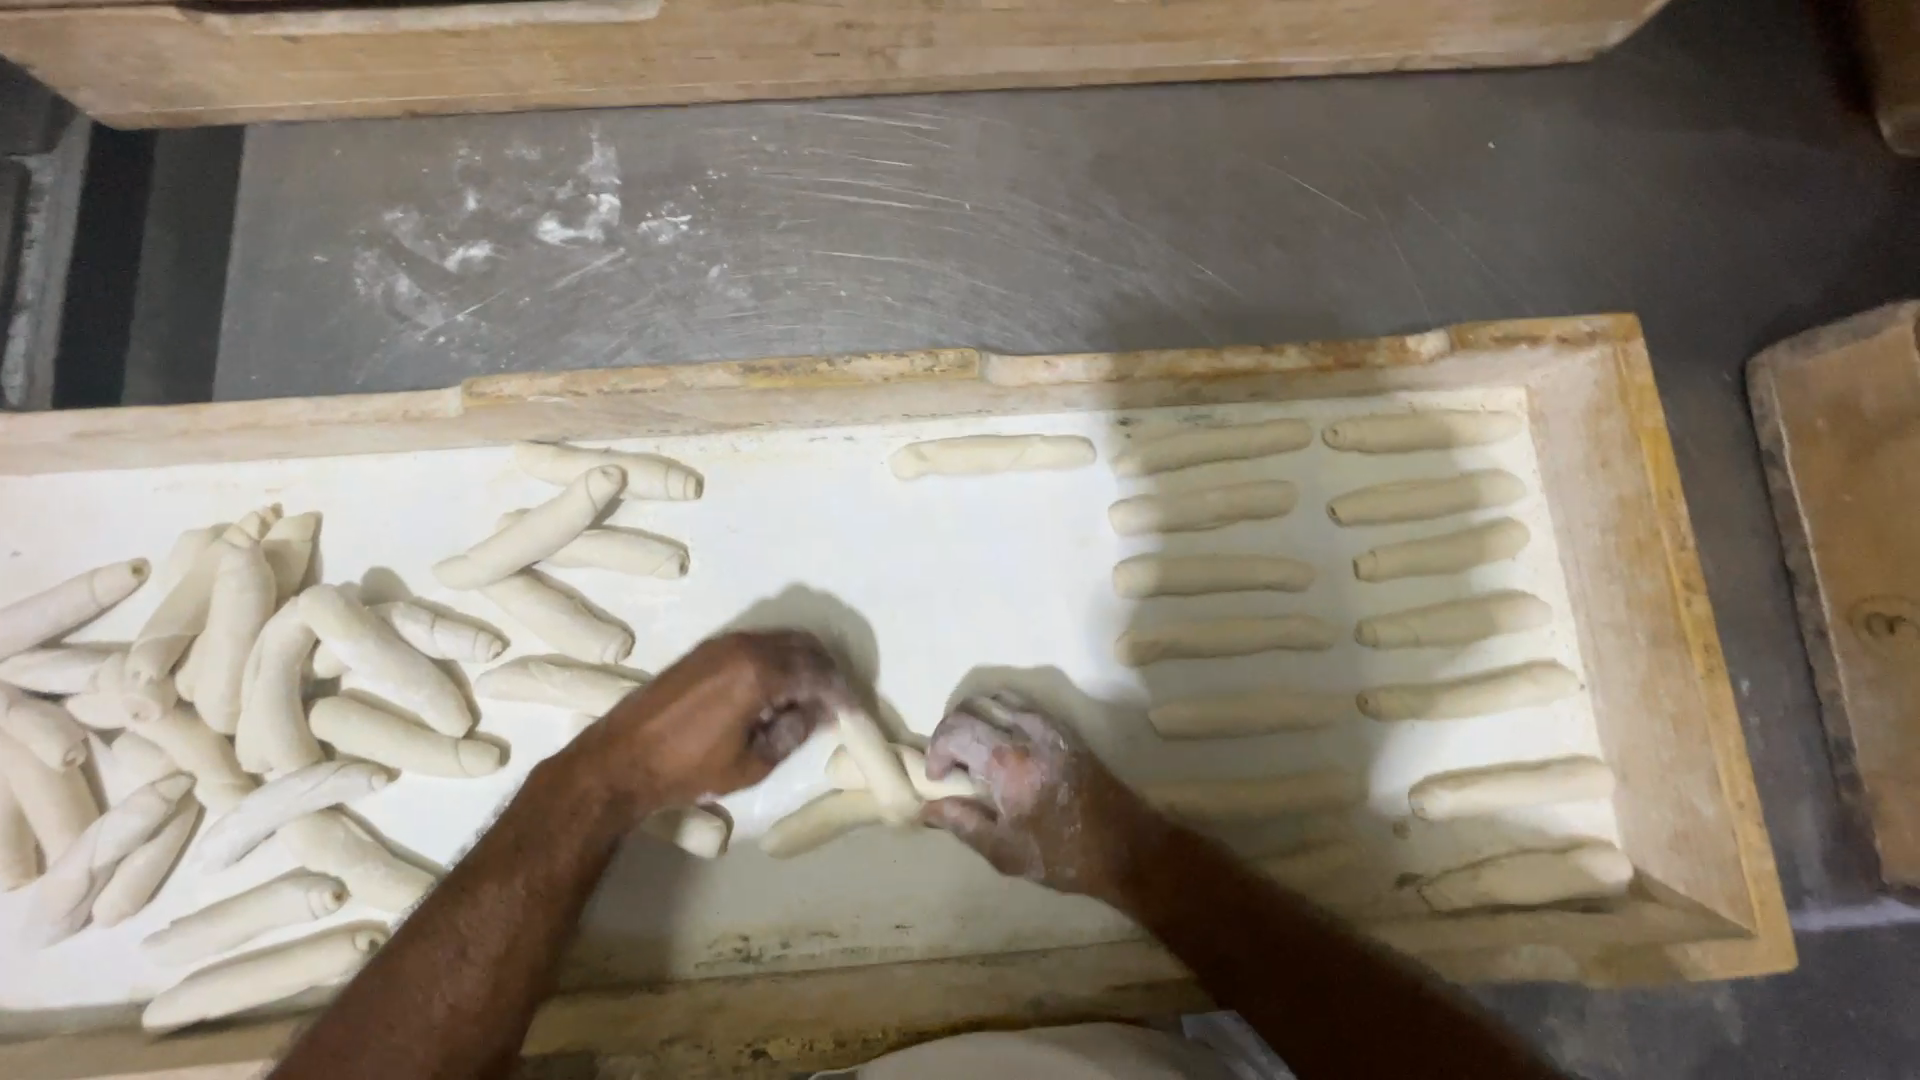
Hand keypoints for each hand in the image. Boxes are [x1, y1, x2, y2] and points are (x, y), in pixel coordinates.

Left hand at [562, 629, 849, 814]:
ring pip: (782, 640)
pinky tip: (779, 688)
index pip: (817, 673)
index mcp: (759, 673)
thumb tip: (818, 712)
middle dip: (827, 671)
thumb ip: (793, 732)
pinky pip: (759, 643)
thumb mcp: (752, 763)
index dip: (841, 693)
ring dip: (804, 662)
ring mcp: (723, 643)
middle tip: (837, 701)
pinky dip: (780, 659)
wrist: (620, 760)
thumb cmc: (688, 770)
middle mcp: (745, 646)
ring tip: (812, 696)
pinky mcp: (707, 650)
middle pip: (805, 645)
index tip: (854, 712)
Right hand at [920, 691, 1169, 902]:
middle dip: (950, 729)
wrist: (1125, 845)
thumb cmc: (1062, 854)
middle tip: (949, 761)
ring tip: (971, 750)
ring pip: (997, 698)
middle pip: (972, 705)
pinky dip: (1000, 714)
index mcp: (1007, 762)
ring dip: (975, 717)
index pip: (955, 730)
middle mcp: (1026, 731)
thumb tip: (929, 808)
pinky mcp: (1063, 728)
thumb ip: (963, 823)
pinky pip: (1021, 704)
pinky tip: (1001, 745)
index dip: (936, 750)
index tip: (937, 777)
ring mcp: (1047, 724)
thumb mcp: (1004, 851)